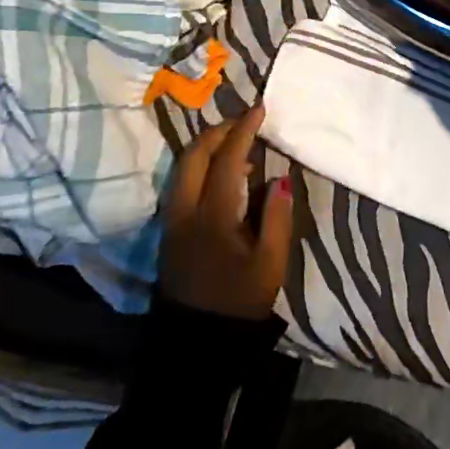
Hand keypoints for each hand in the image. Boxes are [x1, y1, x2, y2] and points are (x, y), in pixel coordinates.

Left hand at [157, 106, 295, 318]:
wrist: (197, 341)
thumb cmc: (240, 299)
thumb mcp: (271, 262)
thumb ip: (278, 216)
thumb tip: (280, 178)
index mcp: (212, 215)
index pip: (226, 160)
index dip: (243, 131)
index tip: (260, 108)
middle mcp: (184, 211)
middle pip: (194, 156)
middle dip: (219, 131)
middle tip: (246, 121)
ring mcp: (172, 220)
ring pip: (183, 168)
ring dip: (209, 147)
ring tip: (240, 144)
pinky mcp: (170, 231)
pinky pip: (182, 183)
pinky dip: (202, 166)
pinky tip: (226, 173)